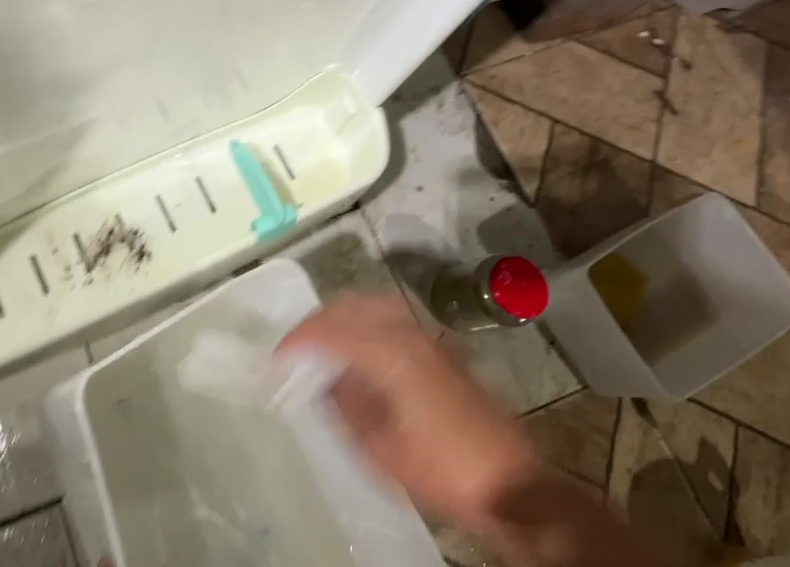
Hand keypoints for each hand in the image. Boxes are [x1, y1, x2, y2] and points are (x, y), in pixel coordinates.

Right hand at [276, 292, 545, 527]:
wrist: (511, 485)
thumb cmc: (442, 470)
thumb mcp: (379, 449)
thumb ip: (344, 406)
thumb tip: (320, 380)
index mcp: (390, 354)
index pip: (331, 329)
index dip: (299, 340)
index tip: (278, 358)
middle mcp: (410, 334)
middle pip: (352, 305)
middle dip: (318, 321)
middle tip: (297, 347)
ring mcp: (431, 338)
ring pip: (375, 306)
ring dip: (344, 318)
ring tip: (324, 344)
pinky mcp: (444, 350)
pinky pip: (395, 319)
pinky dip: (368, 324)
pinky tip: (362, 352)